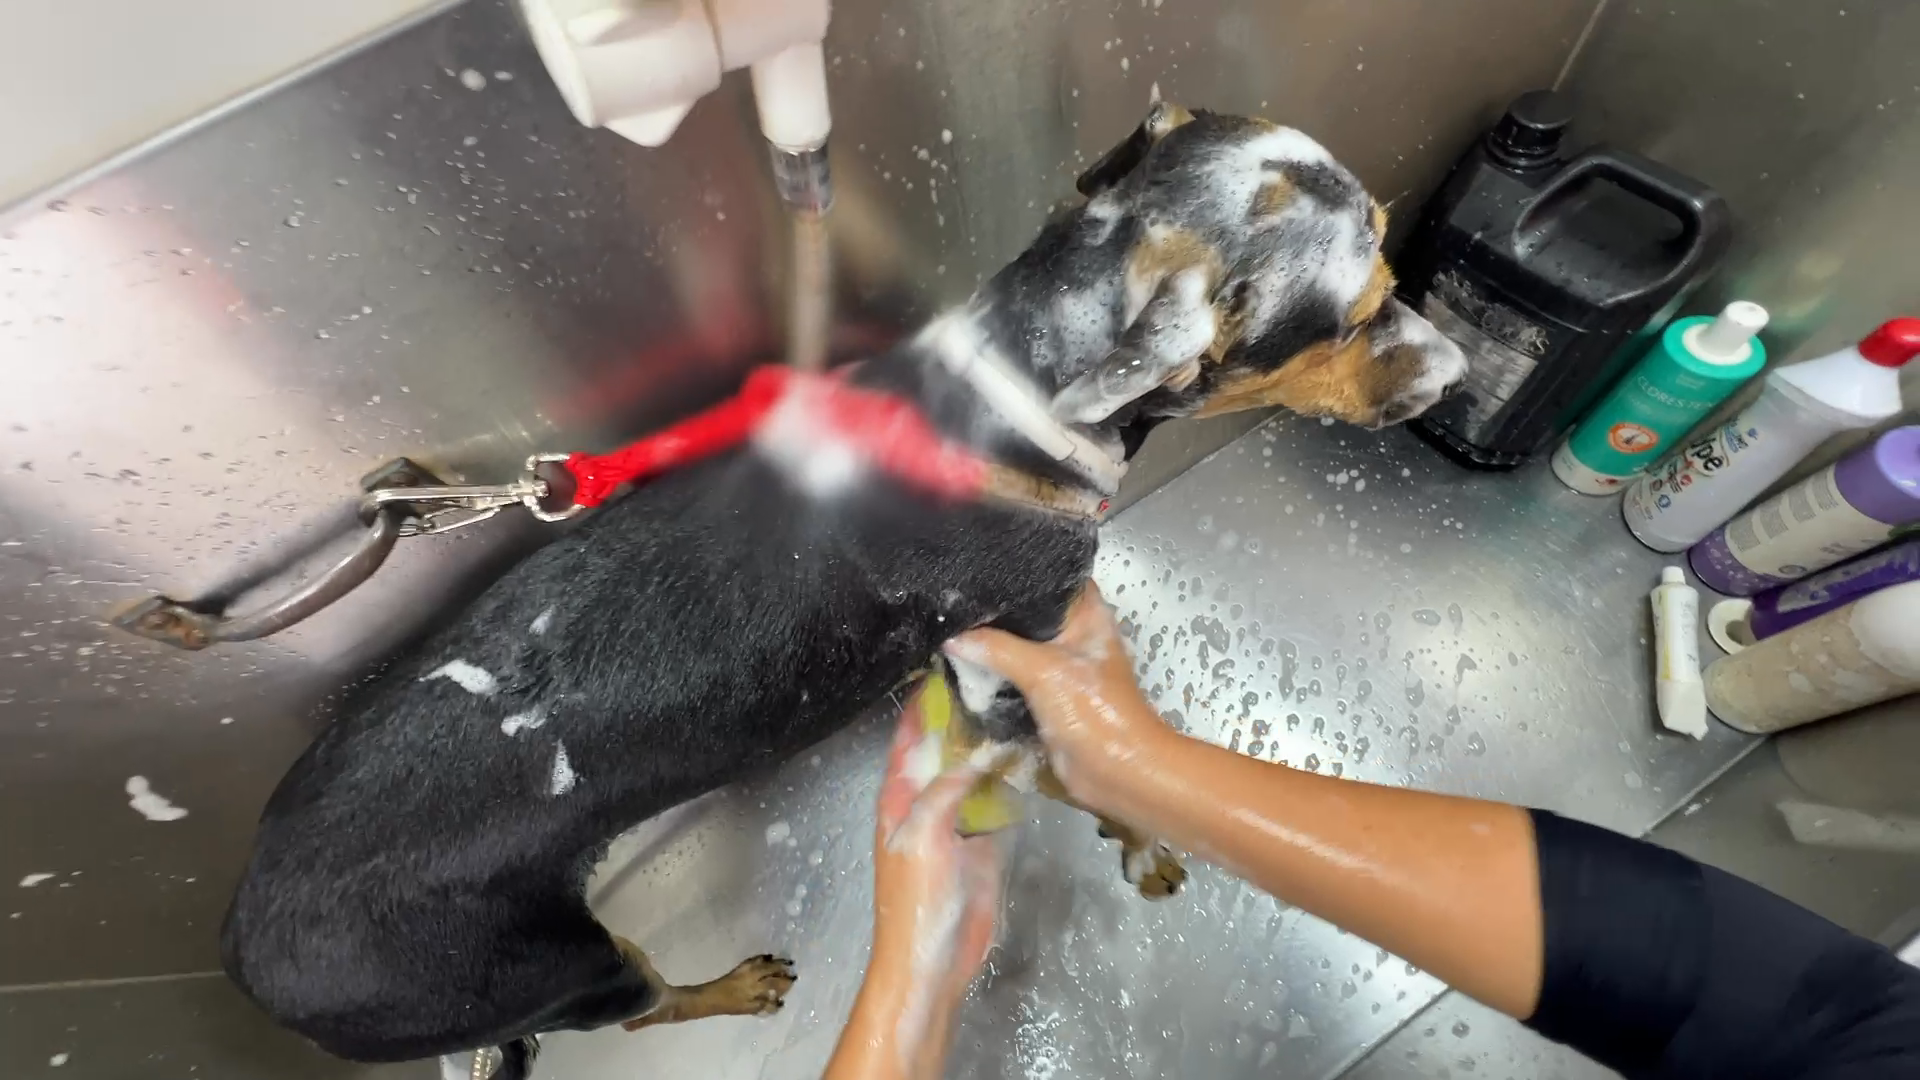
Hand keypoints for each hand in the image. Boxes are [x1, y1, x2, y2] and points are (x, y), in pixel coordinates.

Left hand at [870, 692, 1004, 1034]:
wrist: (934, 960)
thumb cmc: (916, 899)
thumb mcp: (923, 836)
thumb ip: (945, 789)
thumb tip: (978, 750)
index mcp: (898, 796)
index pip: (908, 737)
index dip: (922, 705)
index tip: (945, 669)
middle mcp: (926, 799)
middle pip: (943, 748)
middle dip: (962, 717)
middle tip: (992, 680)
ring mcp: (956, 818)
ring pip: (971, 770)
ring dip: (986, 745)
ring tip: (1012, 706)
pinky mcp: (982, 838)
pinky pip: (993, 798)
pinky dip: (1006, 777)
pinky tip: (1024, 753)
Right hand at [941, 583, 1169, 813]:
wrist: (1117, 774)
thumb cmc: (1095, 711)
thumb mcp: (1043, 671)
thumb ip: (996, 648)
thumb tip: (951, 638)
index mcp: (1088, 614)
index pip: (1053, 574)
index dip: (1021, 567)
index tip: (981, 564)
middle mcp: (1075, 633)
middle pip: (1030, 611)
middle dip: (996, 607)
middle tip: (953, 595)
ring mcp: (1061, 665)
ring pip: (1019, 643)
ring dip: (991, 641)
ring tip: (949, 623)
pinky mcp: (1048, 695)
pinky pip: (1014, 674)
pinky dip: (993, 671)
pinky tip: (962, 661)